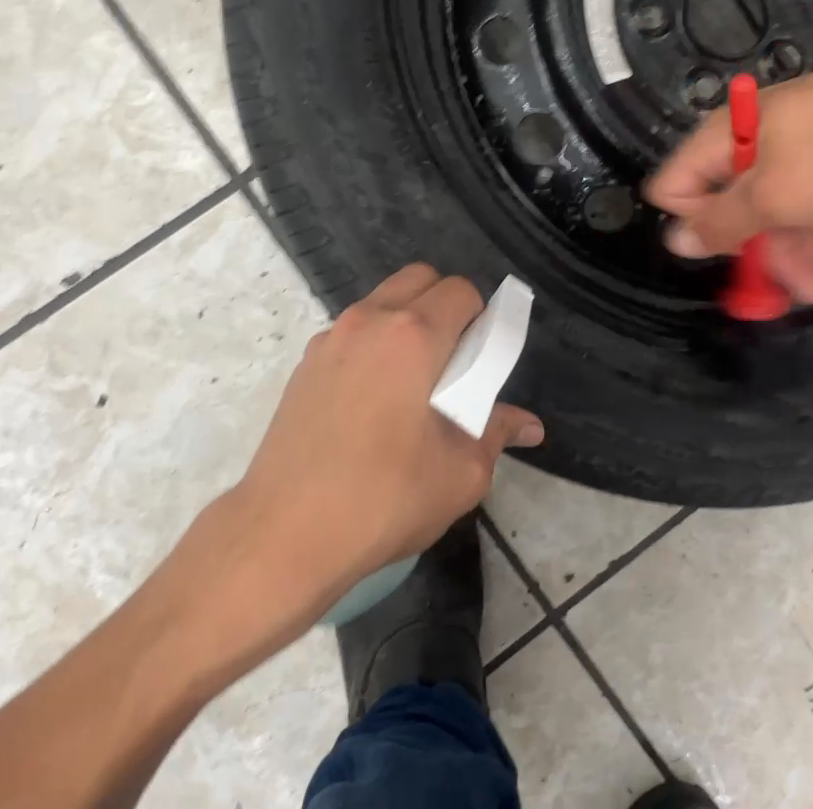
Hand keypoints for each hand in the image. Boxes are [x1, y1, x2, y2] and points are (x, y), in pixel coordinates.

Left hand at [233, 264, 542, 594]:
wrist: (285, 533)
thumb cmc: (384, 498)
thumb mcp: (460, 473)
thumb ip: (496, 433)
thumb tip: (528, 425)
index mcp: (412, 336)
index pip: (461, 292)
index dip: (483, 319)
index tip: (484, 361)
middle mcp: (367, 322)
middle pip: (419, 280)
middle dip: (446, 308)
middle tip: (455, 366)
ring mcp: (328, 341)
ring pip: (380, 304)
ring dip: (406, 326)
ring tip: (414, 388)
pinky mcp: (303, 367)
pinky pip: (351, 336)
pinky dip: (373, 348)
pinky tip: (374, 406)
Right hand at [644, 38, 812, 305]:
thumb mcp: (774, 197)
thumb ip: (721, 223)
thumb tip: (674, 239)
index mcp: (727, 140)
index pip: (678, 186)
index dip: (697, 224)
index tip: (734, 253)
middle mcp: (759, 142)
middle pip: (747, 212)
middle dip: (781, 258)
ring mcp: (806, 148)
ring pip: (795, 215)